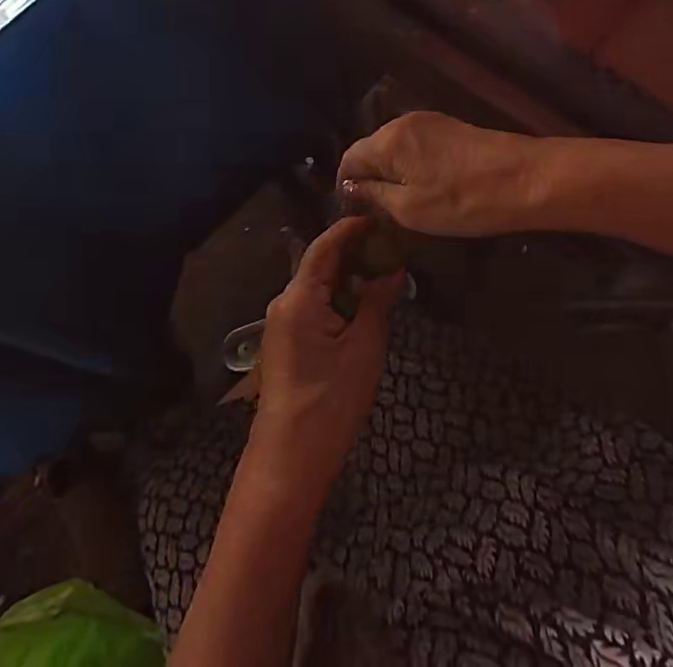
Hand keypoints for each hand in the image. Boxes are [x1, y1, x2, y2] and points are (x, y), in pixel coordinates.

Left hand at [246, 217, 402, 497]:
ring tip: (381, 271)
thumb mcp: (364, 348)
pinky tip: (360, 304)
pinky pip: (312, 306)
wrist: (291, 453)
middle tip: (388, 246)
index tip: (375, 219)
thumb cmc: (331, 398)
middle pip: (317, 265)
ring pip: (315, 287)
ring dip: (345, 277)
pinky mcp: (285, 341)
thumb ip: (376, 303)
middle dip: (350, 253)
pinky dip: (336, 298)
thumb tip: (392, 270)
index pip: (322, 248)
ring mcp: (281, 323)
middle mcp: (283, 302)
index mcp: (298, 297)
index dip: (348, 230)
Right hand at [337, 111, 553, 235]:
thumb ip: (373, 195)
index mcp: (387, 140)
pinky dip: (411, 166)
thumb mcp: (410, 209)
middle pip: (371, 150)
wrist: (529, 179)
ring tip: (400, 202)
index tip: (352, 211)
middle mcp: (402, 123)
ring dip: (391, 173)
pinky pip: (415, 146)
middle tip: (375, 211)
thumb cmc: (463, 200)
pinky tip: (425, 187)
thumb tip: (350, 187)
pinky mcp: (450, 128)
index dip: (345, 185)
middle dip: (367, 178)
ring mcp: (429, 122)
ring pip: (394, 148)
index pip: (349, 158)